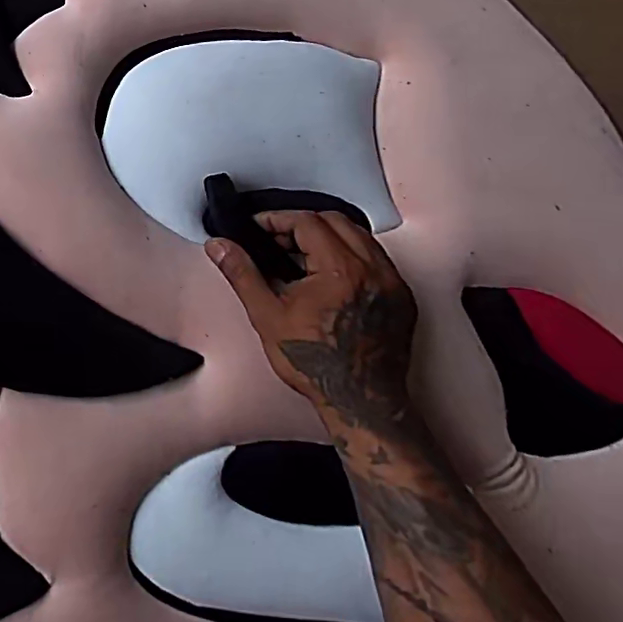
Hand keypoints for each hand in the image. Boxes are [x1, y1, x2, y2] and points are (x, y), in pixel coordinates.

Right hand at [205, 210, 416, 418]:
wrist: (359, 401)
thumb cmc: (318, 364)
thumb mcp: (266, 314)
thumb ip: (242, 273)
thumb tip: (220, 247)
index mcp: (341, 270)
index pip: (307, 222)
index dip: (276, 220)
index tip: (259, 227)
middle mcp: (374, 271)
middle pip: (336, 221)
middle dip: (302, 224)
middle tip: (276, 240)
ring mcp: (392, 284)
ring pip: (359, 237)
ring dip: (327, 237)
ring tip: (300, 258)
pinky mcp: (401, 298)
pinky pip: (376, 259)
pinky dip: (349, 256)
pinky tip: (327, 277)